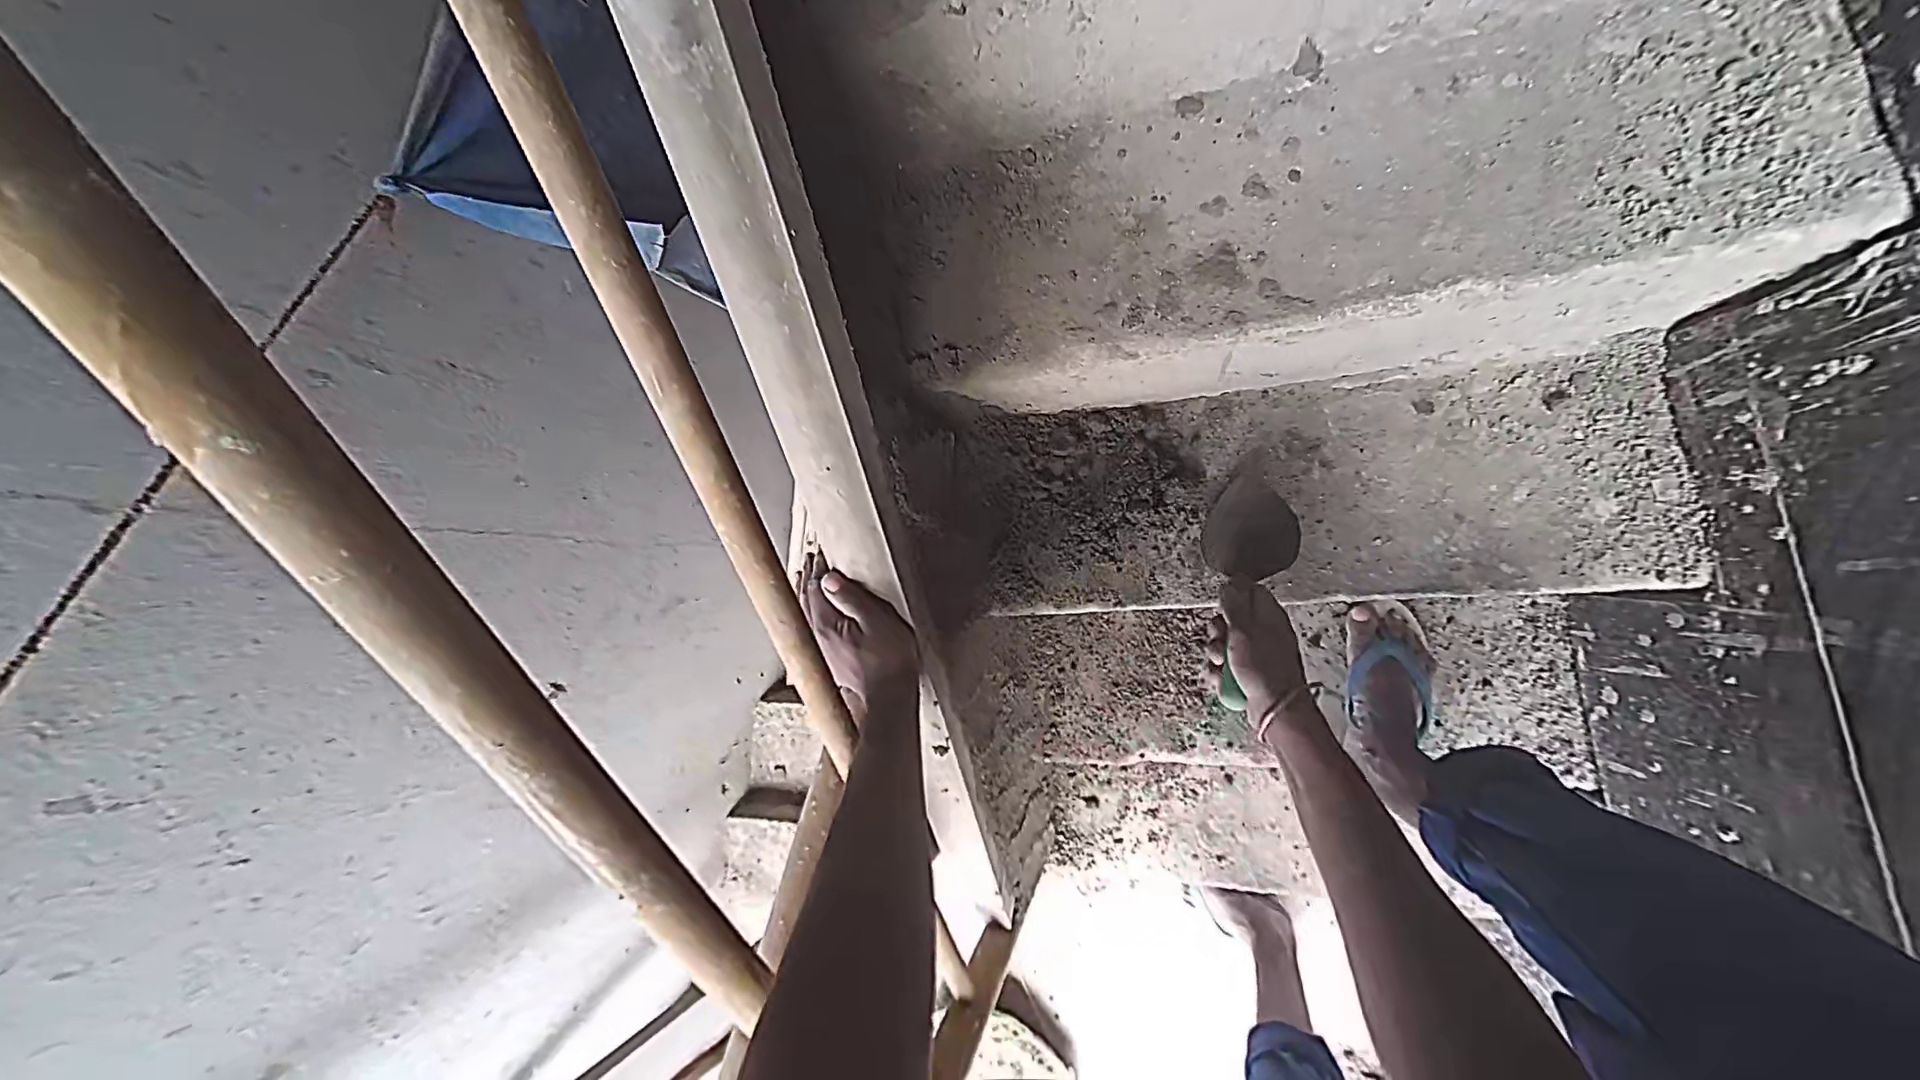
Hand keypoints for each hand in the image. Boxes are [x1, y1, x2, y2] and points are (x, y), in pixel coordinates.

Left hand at [802, 554, 920, 722]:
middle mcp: (817, 637)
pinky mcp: (831, 660)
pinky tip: (822, 613)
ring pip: (807, 615)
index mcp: (826, 624)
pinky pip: (815, 627)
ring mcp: (822, 650)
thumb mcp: (878, 621)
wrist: (889, 699)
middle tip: (810, 561)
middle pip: (805, 601)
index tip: (820, 553)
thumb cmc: (889, 661)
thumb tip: (829, 579)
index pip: (815, 588)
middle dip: (808, 580)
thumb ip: (852, 599)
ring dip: (808, 595)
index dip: (818, 569)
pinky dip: (814, 612)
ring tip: (809, 582)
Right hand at [1204, 578, 1309, 727]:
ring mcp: (1254, 654)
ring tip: (1221, 664)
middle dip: (1217, 631)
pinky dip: (1219, 672)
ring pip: (1223, 644)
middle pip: (1229, 619)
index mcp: (1268, 616)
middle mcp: (1263, 632)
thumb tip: (1229, 583)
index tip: (1221, 606)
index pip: (1250, 591)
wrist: (1274, 708)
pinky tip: (1221, 678)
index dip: (1232, 596)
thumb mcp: (1244, 629)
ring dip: (1215, 654)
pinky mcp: (1246, 673)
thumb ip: (1234, 604)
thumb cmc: (1264, 668)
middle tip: (1220, 640)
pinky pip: (1224, 665)